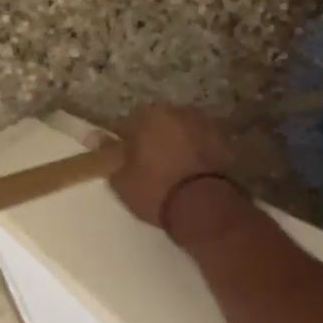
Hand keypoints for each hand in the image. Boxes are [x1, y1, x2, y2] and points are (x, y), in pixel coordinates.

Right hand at [106, 106, 240, 231]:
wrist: (206, 210)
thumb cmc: (155, 190)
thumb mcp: (121, 178)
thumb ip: (108, 154)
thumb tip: (94, 137)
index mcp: (150, 115)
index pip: (130, 123)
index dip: (128, 142)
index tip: (127, 160)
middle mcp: (180, 113)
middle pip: (161, 124)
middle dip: (156, 139)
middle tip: (151, 165)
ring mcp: (208, 127)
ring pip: (185, 133)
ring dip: (179, 146)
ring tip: (175, 172)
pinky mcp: (229, 145)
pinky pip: (204, 147)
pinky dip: (199, 156)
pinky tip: (193, 176)